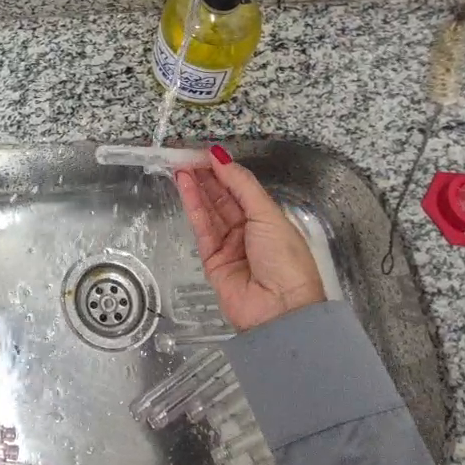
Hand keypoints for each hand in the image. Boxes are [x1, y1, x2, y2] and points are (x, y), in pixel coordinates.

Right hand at [174, 145, 325, 331]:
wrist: (280, 311)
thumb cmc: (284, 259)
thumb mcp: (268, 214)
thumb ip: (241, 184)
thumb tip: (220, 156)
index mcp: (268, 220)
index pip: (242, 189)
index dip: (224, 170)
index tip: (205, 153)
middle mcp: (248, 230)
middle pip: (223, 198)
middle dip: (206, 176)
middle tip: (186, 155)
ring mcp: (229, 245)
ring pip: (209, 210)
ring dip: (195, 187)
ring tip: (180, 166)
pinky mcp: (211, 258)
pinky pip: (201, 227)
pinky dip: (192, 206)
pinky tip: (184, 186)